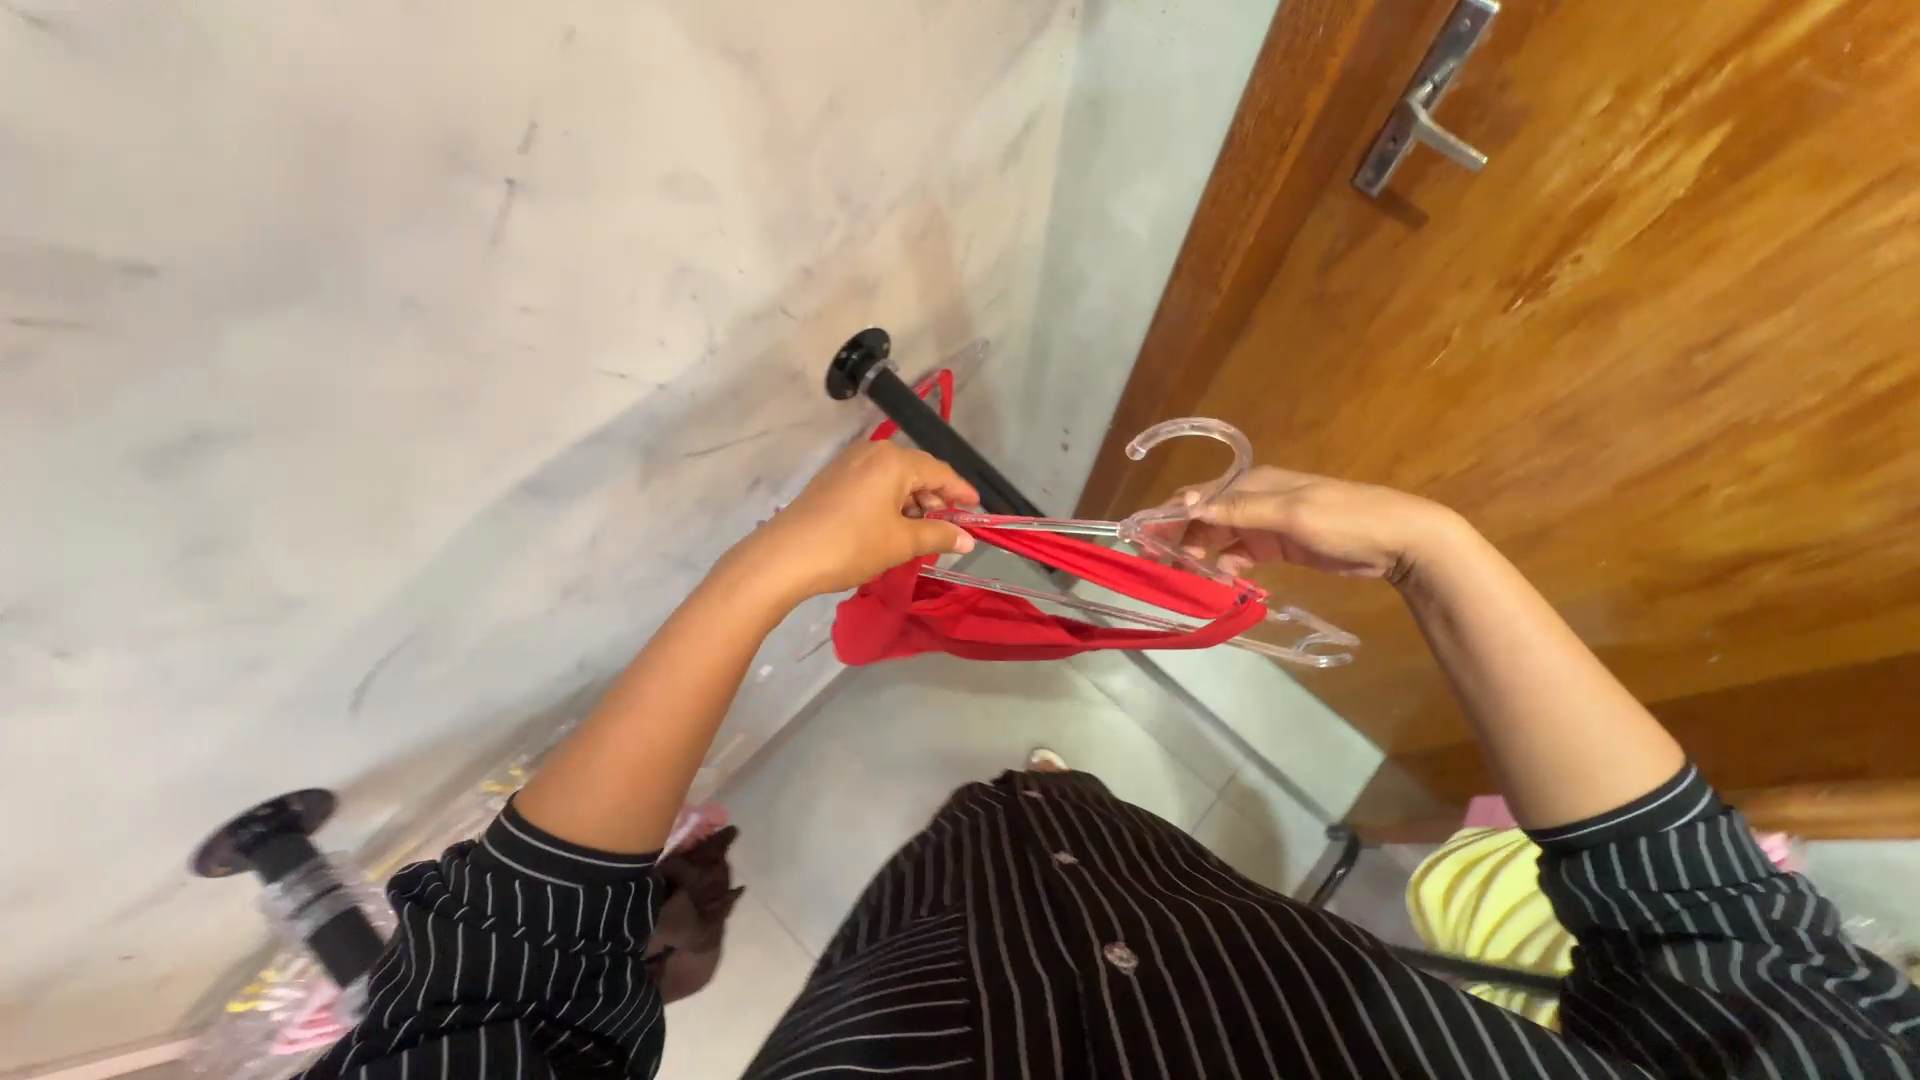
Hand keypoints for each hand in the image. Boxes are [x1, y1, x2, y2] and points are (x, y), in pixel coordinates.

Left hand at [731, 441, 979, 599]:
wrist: (786, 557)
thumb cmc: (851, 546)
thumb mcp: (902, 543)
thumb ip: (939, 536)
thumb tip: (968, 539)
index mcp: (894, 460)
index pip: (940, 472)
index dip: (962, 492)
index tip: (978, 511)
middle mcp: (872, 451)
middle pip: (917, 471)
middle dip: (936, 499)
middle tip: (949, 528)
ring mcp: (849, 462)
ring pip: (894, 478)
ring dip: (912, 503)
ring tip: (921, 533)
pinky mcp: (833, 478)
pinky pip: (873, 483)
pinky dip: (890, 501)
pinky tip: (892, 526)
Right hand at [1154, 466, 1460, 583]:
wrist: (1399, 540)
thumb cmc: (1345, 519)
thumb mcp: (1291, 513)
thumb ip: (1237, 508)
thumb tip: (1186, 501)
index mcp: (1251, 484)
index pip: (1196, 497)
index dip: (1165, 516)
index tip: (1139, 539)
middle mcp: (1251, 500)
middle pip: (1200, 519)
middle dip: (1175, 540)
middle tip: (1155, 568)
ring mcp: (1263, 524)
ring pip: (1215, 540)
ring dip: (1197, 558)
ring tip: (1184, 582)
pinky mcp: (1275, 546)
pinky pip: (1238, 557)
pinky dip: (1225, 570)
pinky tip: (1221, 586)